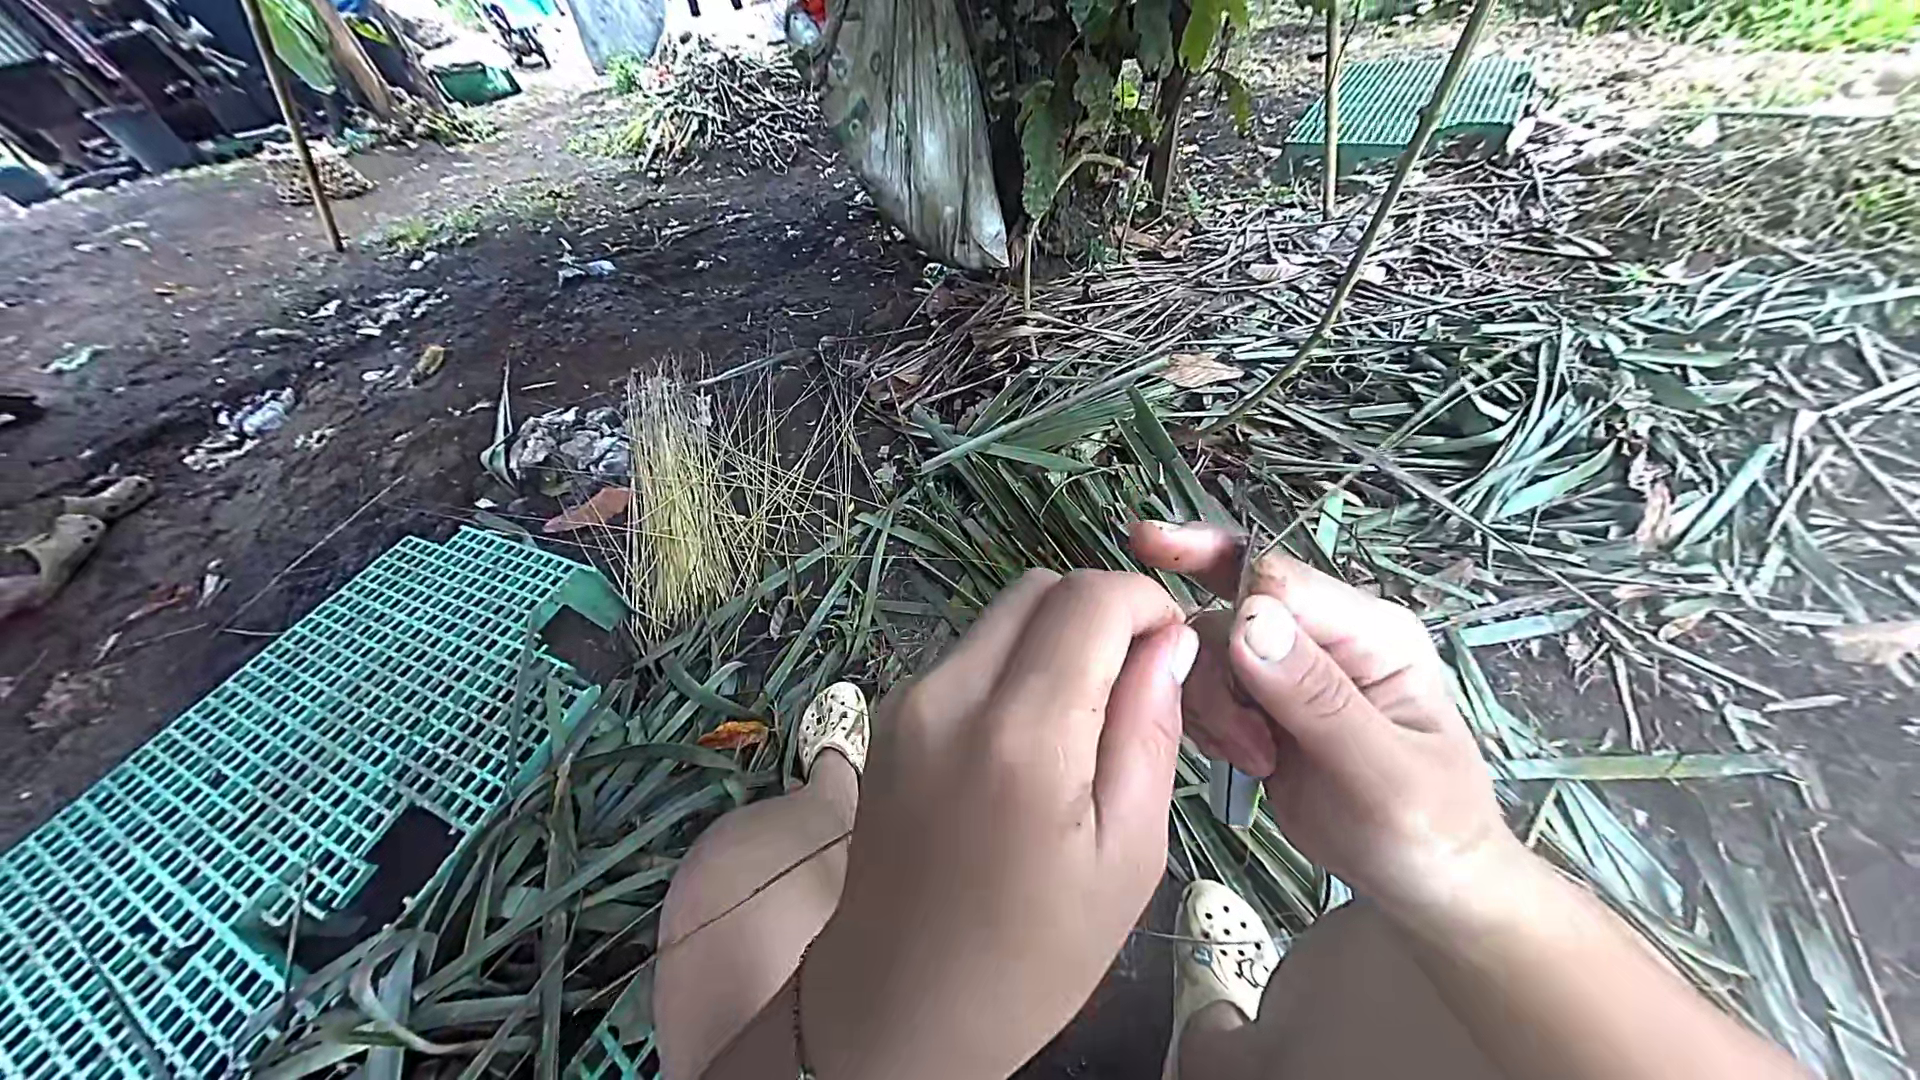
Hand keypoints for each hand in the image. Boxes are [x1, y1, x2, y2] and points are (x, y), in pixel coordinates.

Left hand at [803, 570, 1197, 1079]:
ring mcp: (910, 694)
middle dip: (1100, 609)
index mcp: (1020, 735)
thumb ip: (1150, 727)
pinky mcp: (892, 707)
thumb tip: (1169, 640)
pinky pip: (971, 650)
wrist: (897, 997)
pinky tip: (1026, 730)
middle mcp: (951, 693)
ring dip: (1056, 635)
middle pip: (1040, 588)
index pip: (1088, 599)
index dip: (1143, 601)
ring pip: (1003, 613)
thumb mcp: (1128, 853)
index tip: (1168, 642)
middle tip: (1131, 672)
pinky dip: (1014, 661)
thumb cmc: (1032, 951)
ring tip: (1081, 710)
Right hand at [1128, 520, 1522, 922]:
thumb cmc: (1425, 832)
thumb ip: (1317, 695)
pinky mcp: (1254, 695)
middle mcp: (1320, 634)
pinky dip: (1203, 719)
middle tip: (1238, 734)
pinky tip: (1239, 756)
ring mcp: (1283, 665)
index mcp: (1368, 631)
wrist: (1417, 881)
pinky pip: (1198, 683)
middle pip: (1225, 611)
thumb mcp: (1383, 774)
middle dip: (1213, 672)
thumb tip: (1248, 618)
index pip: (1275, 579)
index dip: (1218, 582)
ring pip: (1203, 650)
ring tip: (1252, 757)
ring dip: (1210, 705)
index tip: (1165, 604)